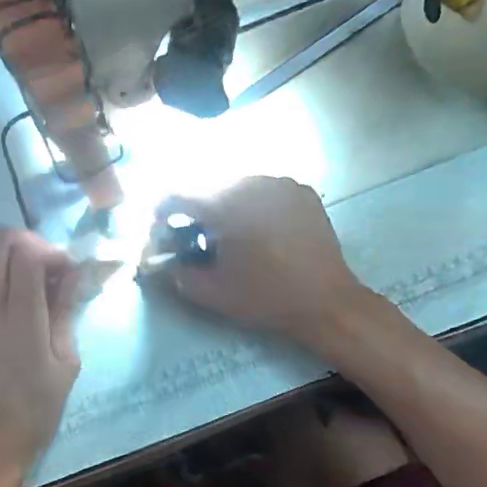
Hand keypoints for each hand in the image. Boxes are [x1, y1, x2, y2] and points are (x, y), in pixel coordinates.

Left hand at [0, 228, 81, 486]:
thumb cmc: (35, 411)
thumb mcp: (66, 364)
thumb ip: (65, 312)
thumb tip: (73, 273)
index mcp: (19, 318)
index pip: (27, 253)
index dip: (53, 252)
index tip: (69, 275)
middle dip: (29, 242)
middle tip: (50, 270)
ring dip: (3, 251)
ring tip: (27, 276)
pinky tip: (8, 292)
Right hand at [165, 176, 375, 346]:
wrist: (325, 302)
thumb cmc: (265, 298)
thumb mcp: (212, 293)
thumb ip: (177, 273)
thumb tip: (162, 259)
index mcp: (225, 205)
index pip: (178, 195)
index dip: (163, 211)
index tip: (162, 228)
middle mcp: (252, 183)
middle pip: (210, 188)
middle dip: (199, 210)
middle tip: (199, 236)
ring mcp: (281, 184)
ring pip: (240, 186)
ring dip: (229, 205)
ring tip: (233, 234)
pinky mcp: (303, 192)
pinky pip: (268, 191)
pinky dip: (257, 205)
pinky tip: (262, 230)